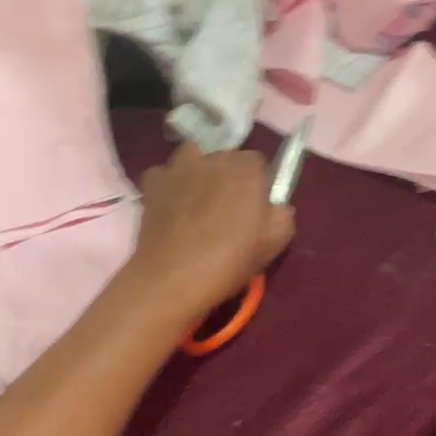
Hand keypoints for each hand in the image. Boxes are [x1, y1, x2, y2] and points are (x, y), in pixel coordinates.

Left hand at [128, 143, 294, 318]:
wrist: (173, 277)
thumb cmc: (230, 260)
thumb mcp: (275, 243)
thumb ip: (283, 214)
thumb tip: (275, 205)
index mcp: (247, 169)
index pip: (258, 163)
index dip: (258, 185)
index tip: (255, 208)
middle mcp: (213, 157)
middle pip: (226, 158)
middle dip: (229, 178)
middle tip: (228, 211)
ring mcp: (179, 167)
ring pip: (194, 158)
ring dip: (199, 173)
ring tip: (198, 202)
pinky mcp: (153, 181)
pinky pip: (166, 174)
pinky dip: (171, 186)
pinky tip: (172, 208)